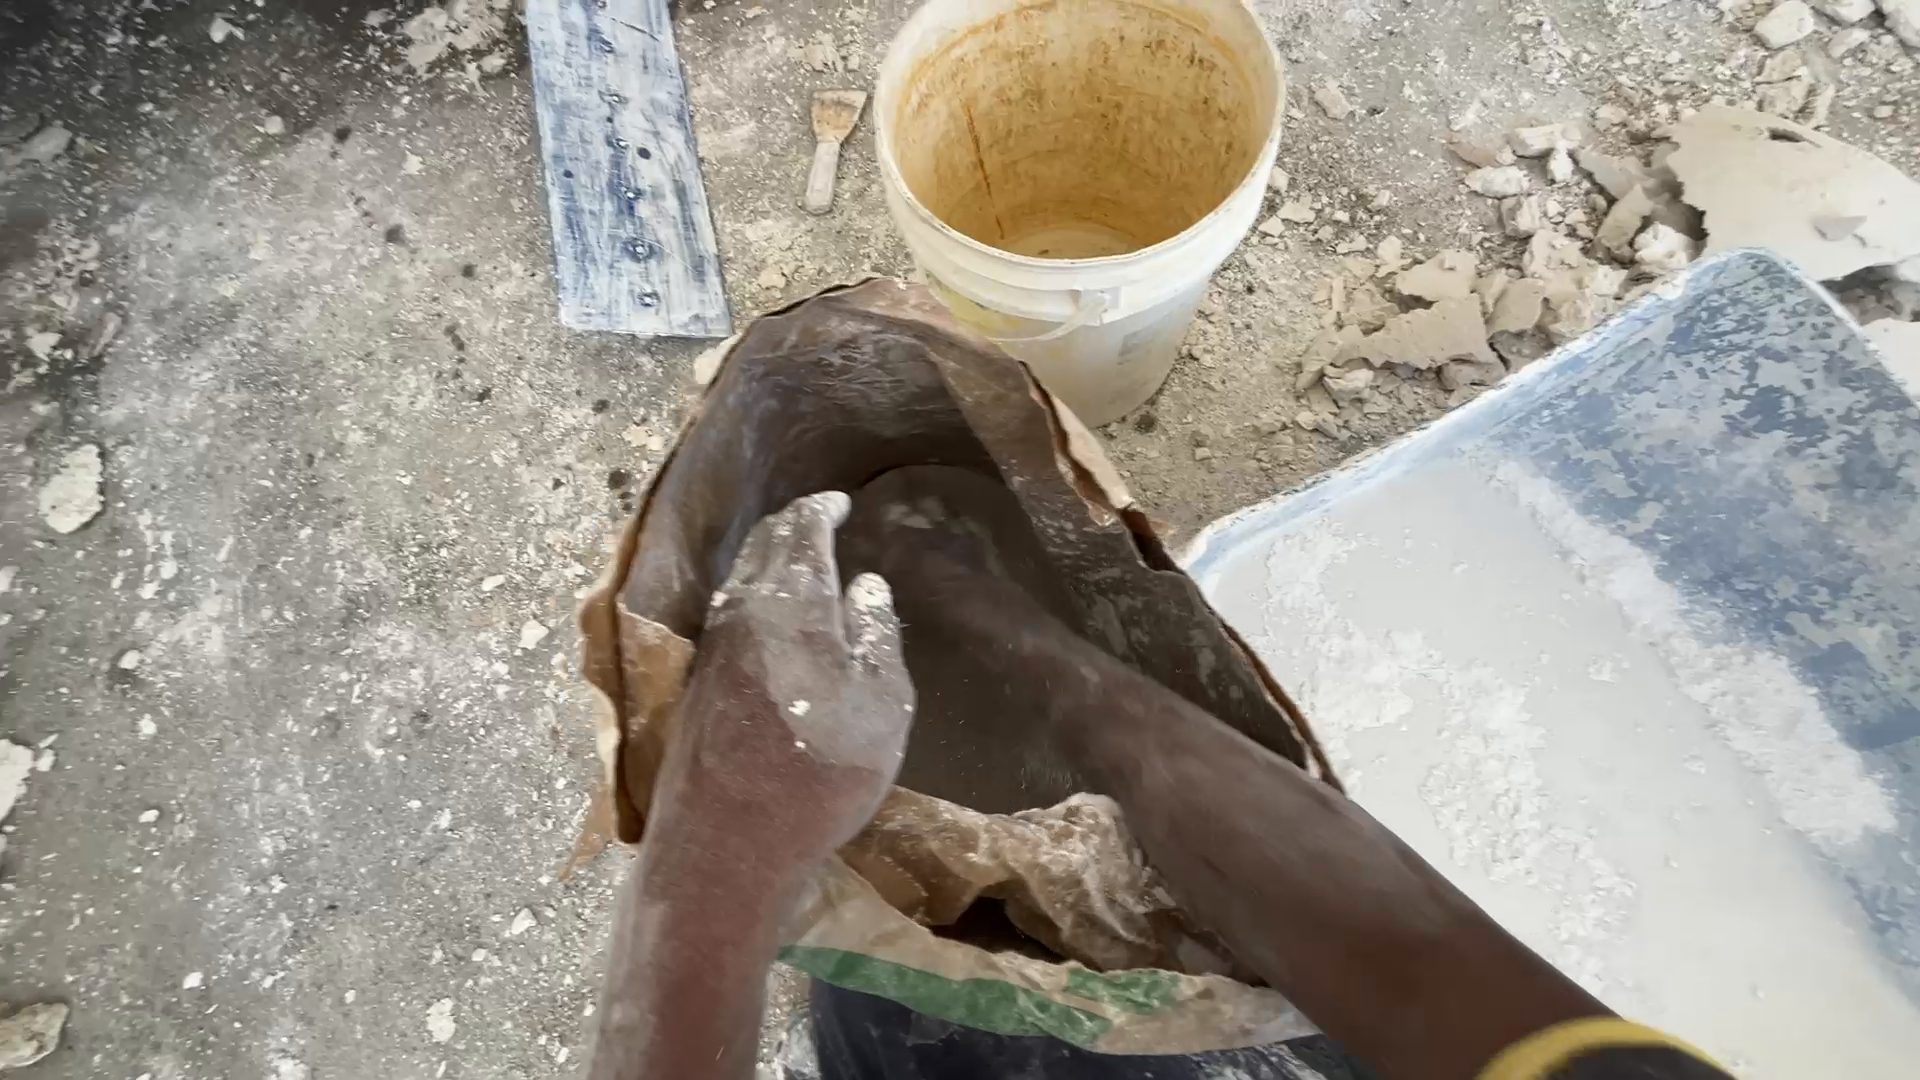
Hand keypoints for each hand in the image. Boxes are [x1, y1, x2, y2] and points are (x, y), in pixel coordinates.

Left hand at [647, 491, 914, 878]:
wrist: (728, 845)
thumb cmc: (822, 769)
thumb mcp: (882, 700)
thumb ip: (876, 633)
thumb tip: (866, 583)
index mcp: (792, 602)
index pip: (802, 529)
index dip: (822, 509)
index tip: (840, 503)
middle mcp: (743, 610)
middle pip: (764, 545)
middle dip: (792, 525)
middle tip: (819, 520)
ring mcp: (713, 647)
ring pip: (742, 578)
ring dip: (770, 558)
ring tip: (798, 559)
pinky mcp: (698, 681)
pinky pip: (730, 611)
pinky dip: (755, 592)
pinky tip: (770, 612)